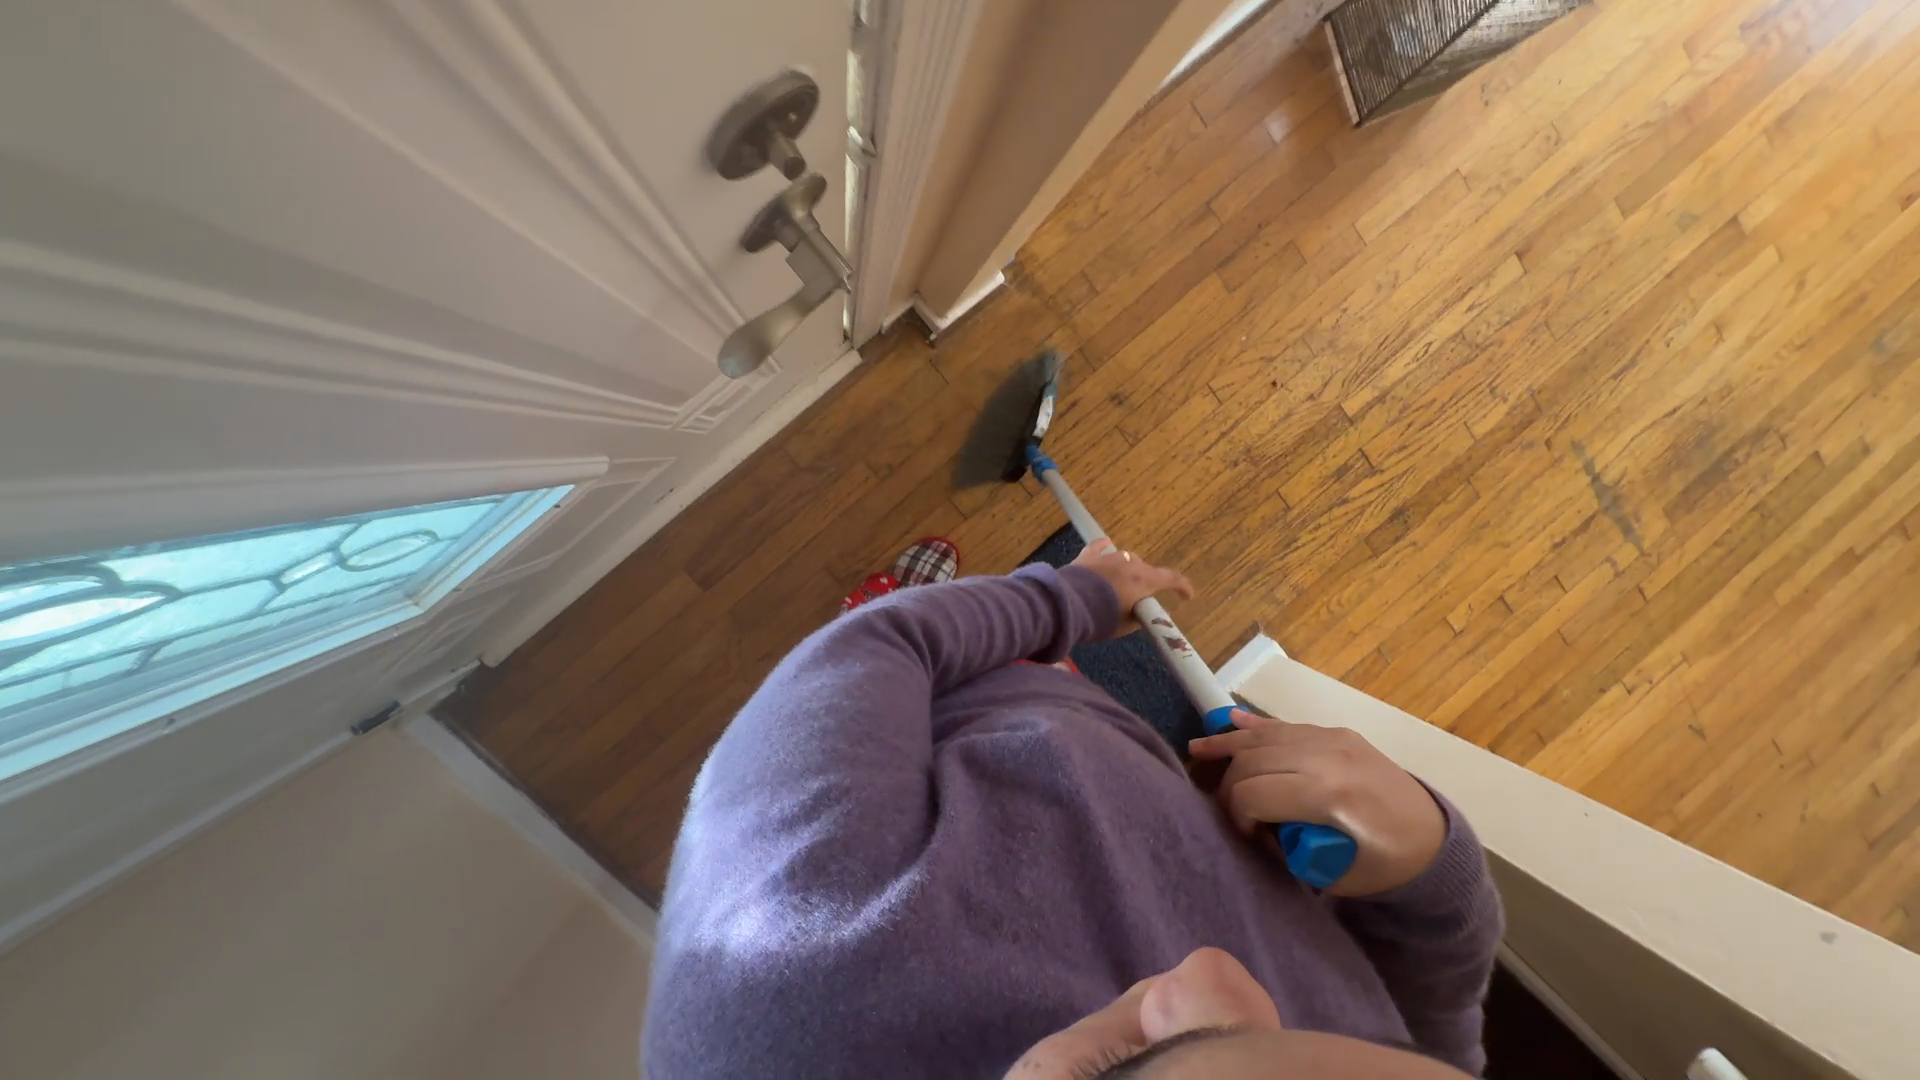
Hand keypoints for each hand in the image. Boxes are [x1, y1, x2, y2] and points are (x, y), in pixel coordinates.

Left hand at [1069, 539, 1193, 636]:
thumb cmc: (1100, 618)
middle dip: (1146, 582)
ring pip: (1125, 559)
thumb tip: (1137, 613)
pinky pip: (1099, 548)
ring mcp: (1108, 557)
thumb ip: (1136, 616)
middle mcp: (1130, 564)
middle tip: (1139, 597)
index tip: (1187, 595)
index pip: (1171, 579)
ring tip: (1120, 583)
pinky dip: (1104, 547)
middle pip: (1145, 569)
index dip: (1182, 587)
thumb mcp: (1124, 626)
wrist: (1067, 606)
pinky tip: (1106, 543)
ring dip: (1127, 570)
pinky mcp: (1088, 556)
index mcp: (1144, 580)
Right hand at [1187, 710, 1444, 896]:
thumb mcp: (1335, 873)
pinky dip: (1256, 726)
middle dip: (1229, 783)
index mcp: (1328, 794)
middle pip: (1254, 760)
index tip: (1242, 835)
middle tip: (1221, 806)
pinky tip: (1229, 722)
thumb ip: (1287, 845)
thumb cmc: (1383, 866)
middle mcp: (1327, 756)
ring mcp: (1332, 738)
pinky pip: (1286, 726)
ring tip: (1197, 750)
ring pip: (1265, 736)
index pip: (1254, 792)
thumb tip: (1252, 822)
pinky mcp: (1336, 732)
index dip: (1236, 814)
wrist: (1434, 840)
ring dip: (1229, 743)